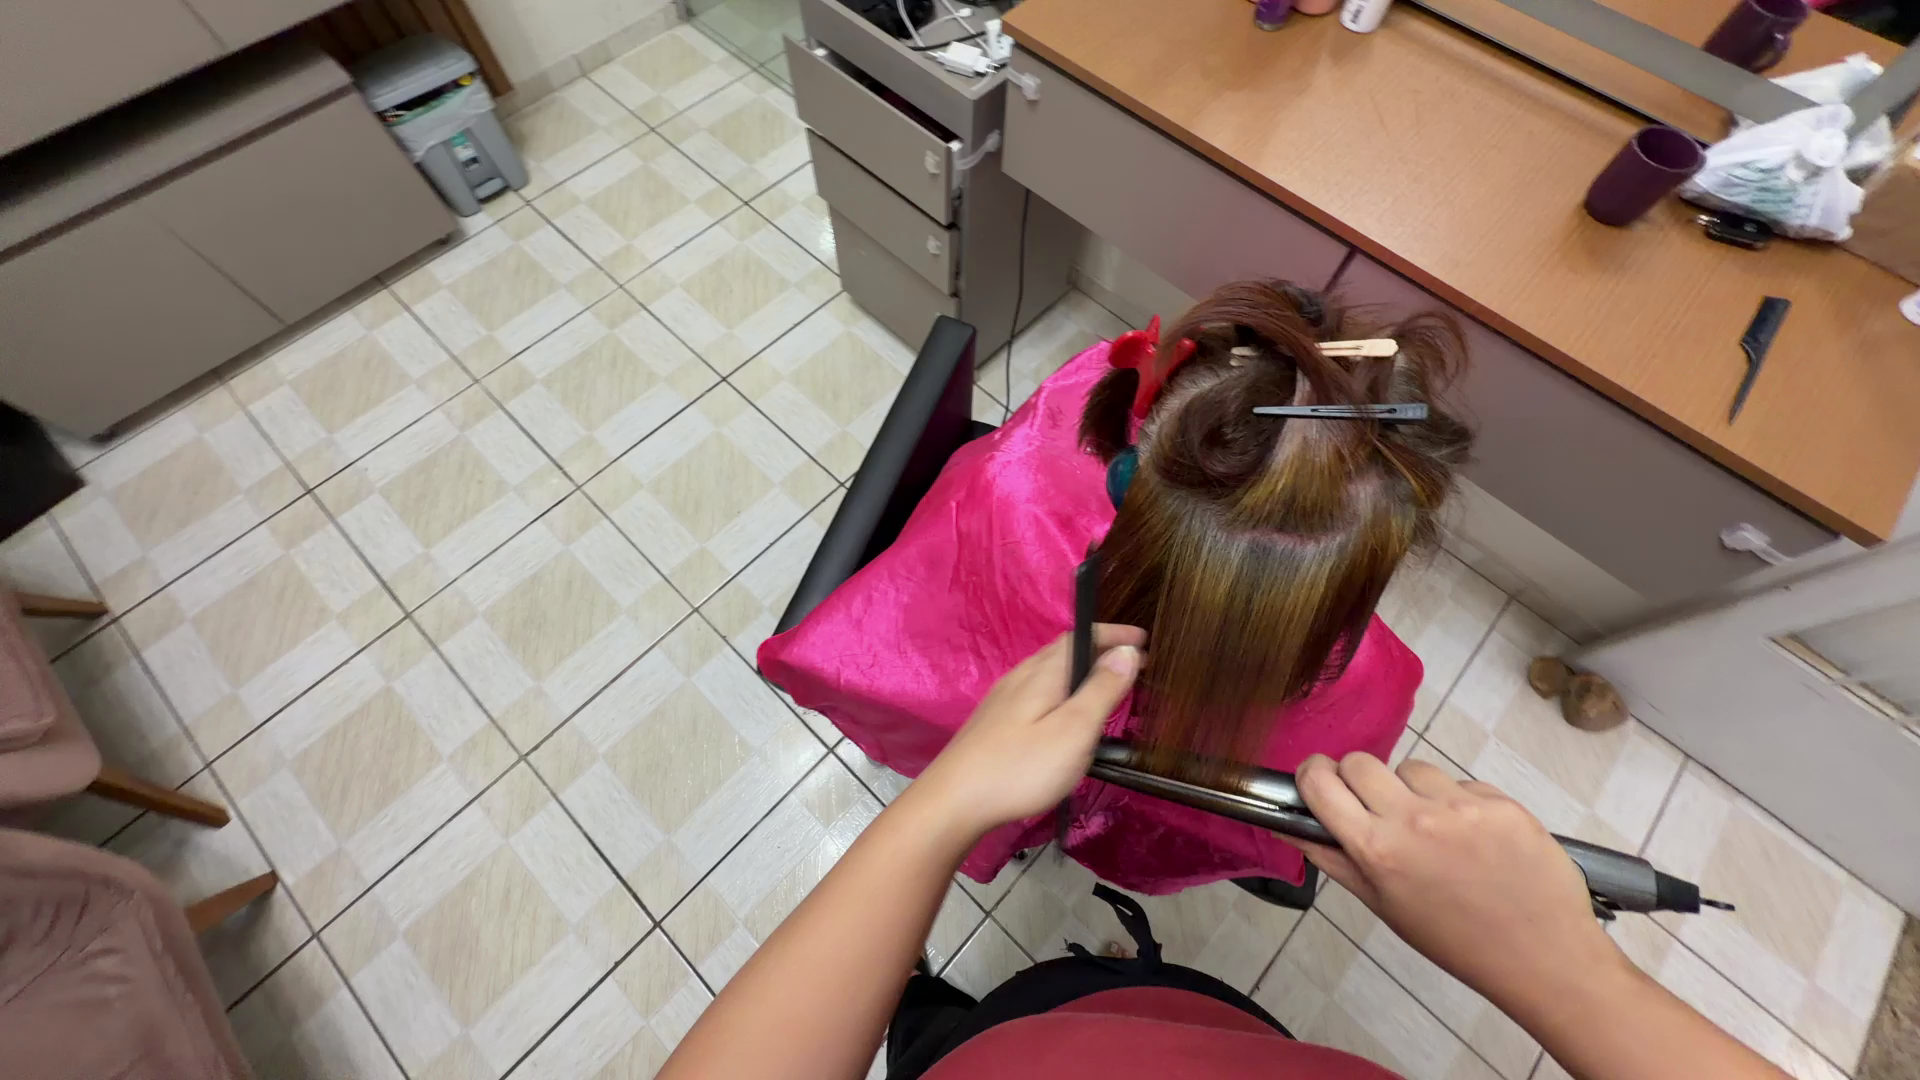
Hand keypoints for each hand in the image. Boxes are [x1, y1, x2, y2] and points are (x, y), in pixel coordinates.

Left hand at [910, 625, 1144, 837]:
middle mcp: (1022, 676)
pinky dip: (1063, 690)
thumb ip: (1101, 690)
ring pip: (1049, 671)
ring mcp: (1004, 698)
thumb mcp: (1073, 730)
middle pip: (1064, 651)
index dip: (1112, 634)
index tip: (1143, 639)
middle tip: (1133, 664)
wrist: (955, 800)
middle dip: (1099, 650)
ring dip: (1080, 671)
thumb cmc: (1021, 767)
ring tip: (1106, 688)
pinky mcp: (996, 720)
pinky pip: (1037, 690)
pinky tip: (1064, 714)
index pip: (1081, 637)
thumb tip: (1126, 651)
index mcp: (1043, 672)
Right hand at [1286, 753, 1628, 1010]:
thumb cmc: (1455, 939)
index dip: (1311, 774)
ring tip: (1436, 827)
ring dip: (1413, 788)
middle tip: (1376, 806)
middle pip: (1359, 761)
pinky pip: (1460, 783)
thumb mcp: (1382, 904)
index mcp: (1377, 849)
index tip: (1319, 781)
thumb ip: (1330, 857)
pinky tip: (1476, 836)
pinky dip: (1459, 802)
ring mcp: (1461, 808)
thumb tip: (1285, 824)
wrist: (1548, 960)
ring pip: (1411, 768)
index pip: (1319, 782)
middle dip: (1359, 778)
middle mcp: (1414, 820)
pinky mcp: (1501, 803)